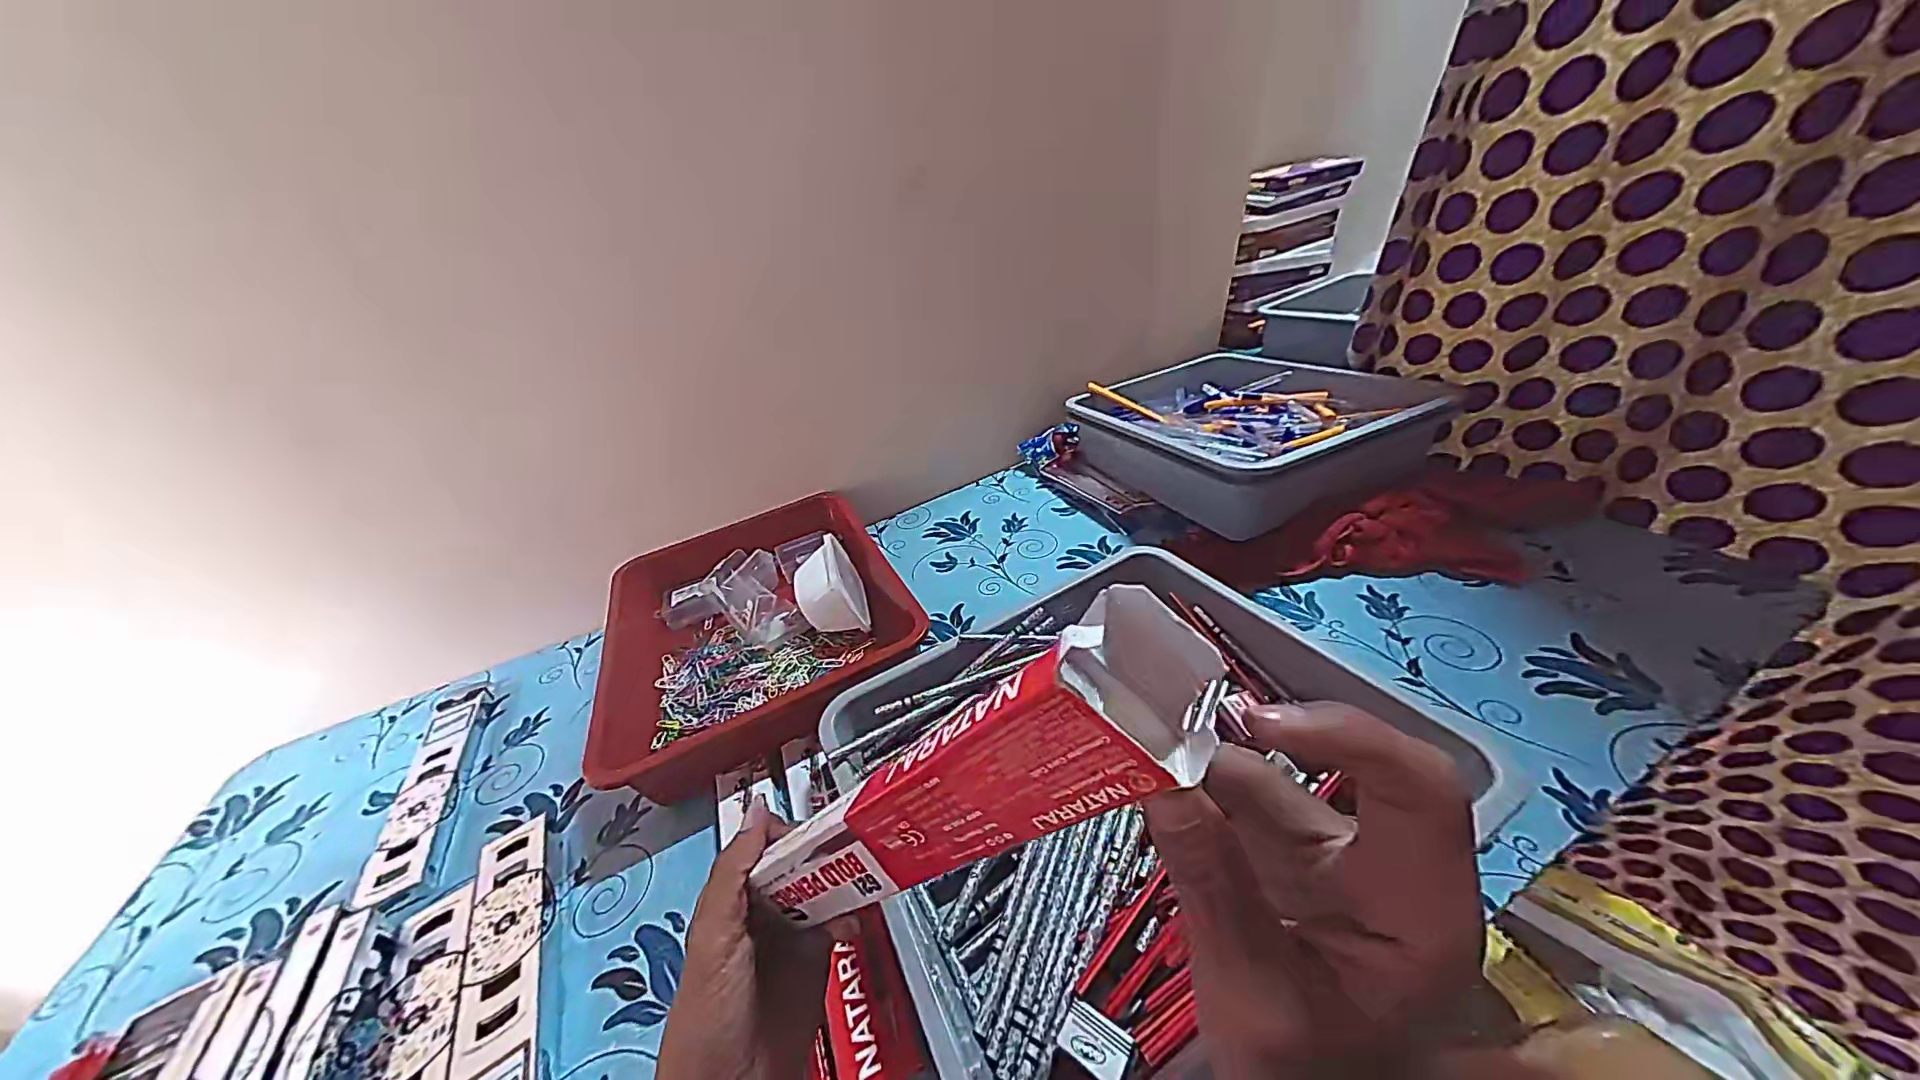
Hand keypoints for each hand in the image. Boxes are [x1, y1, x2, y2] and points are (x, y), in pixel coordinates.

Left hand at [657, 800, 845, 1079]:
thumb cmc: (704, 1019)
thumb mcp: (712, 936)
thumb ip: (732, 874)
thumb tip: (755, 814)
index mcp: (734, 896)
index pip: (767, 844)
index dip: (791, 832)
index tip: (815, 829)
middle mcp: (765, 909)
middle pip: (802, 861)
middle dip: (825, 851)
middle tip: (846, 847)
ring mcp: (792, 932)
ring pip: (826, 885)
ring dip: (845, 880)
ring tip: (856, 880)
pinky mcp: (816, 956)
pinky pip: (842, 920)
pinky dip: (854, 914)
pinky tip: (852, 922)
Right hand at [1143, 702, 1482, 1077]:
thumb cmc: (1313, 1071)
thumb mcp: (1257, 1000)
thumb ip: (1212, 890)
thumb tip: (1167, 786)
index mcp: (1418, 909)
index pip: (1417, 790)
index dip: (1348, 738)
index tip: (1263, 723)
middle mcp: (1380, 863)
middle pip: (1326, 766)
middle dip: (1248, 739)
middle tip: (1176, 719)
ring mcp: (1327, 850)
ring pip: (1268, 772)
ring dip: (1205, 758)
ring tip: (1147, 748)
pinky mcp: (1281, 846)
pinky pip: (1233, 792)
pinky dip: (1192, 780)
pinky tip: (1155, 776)